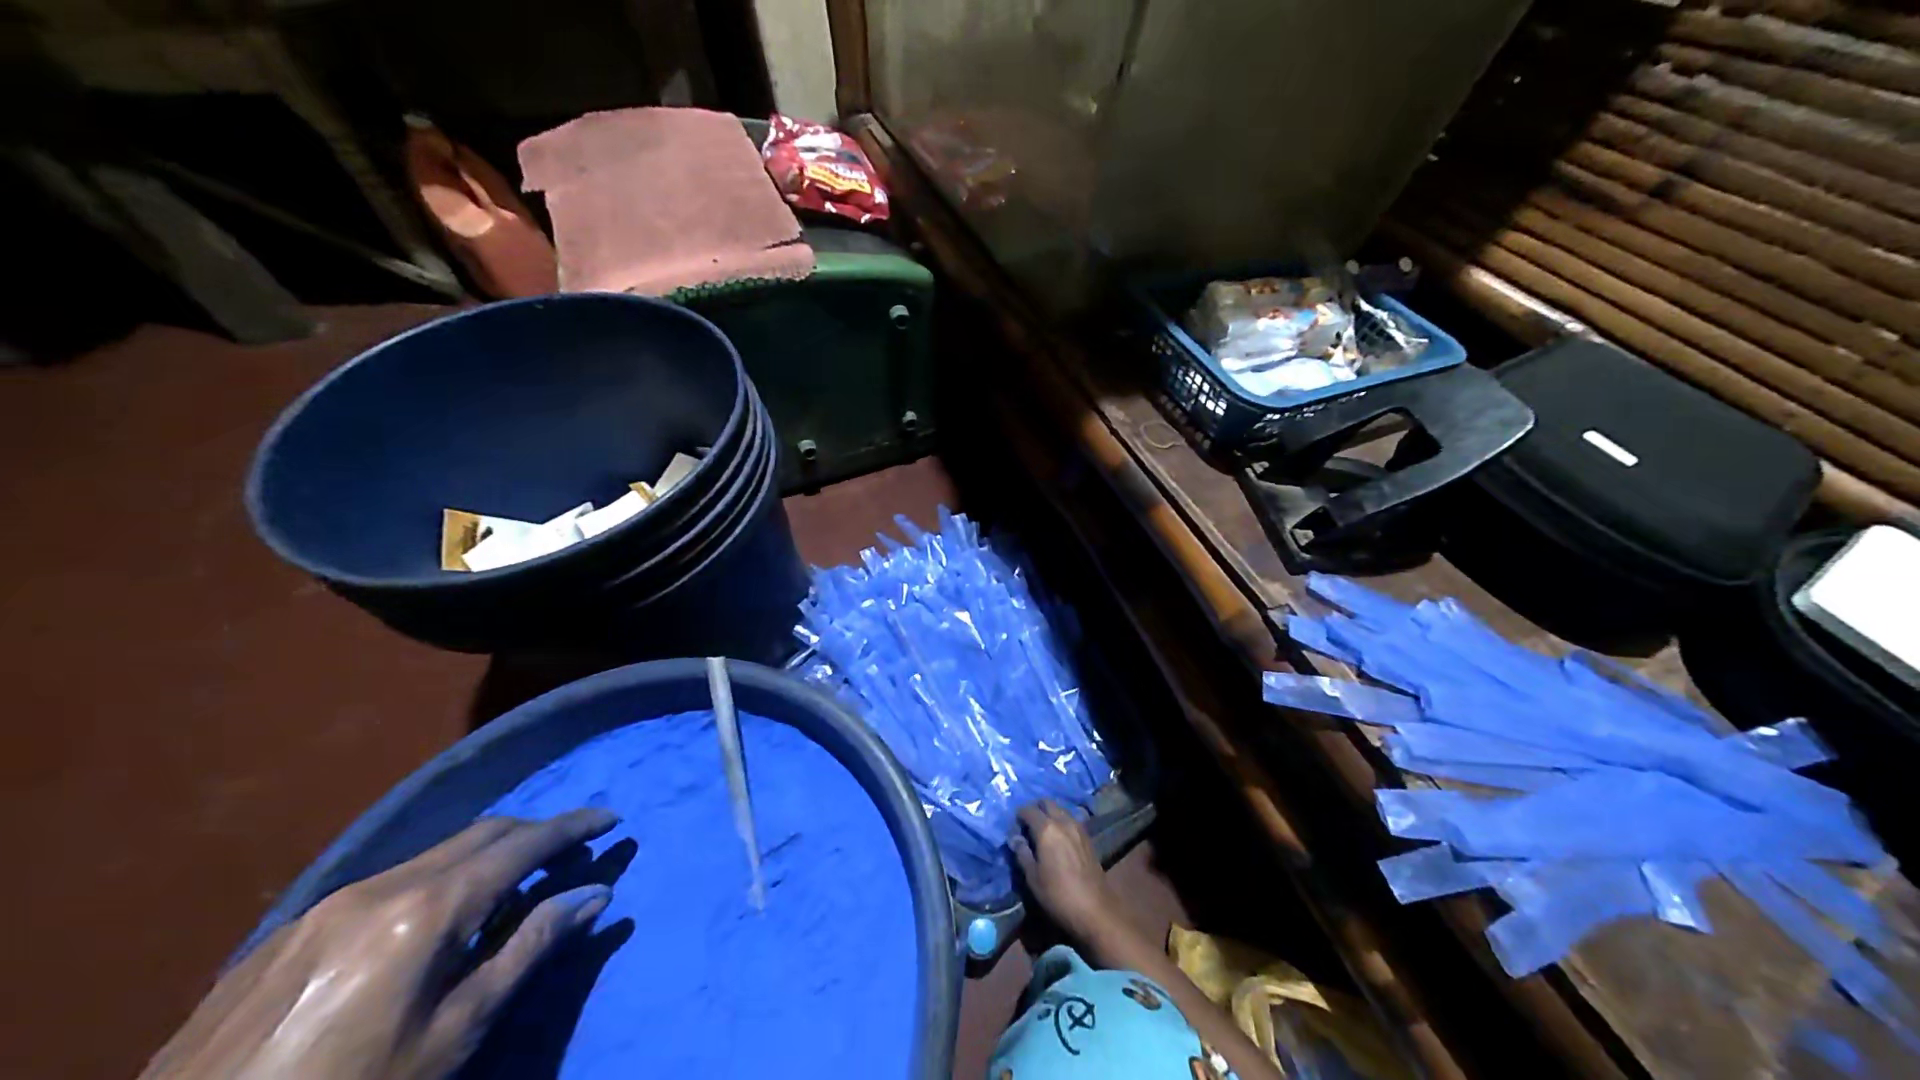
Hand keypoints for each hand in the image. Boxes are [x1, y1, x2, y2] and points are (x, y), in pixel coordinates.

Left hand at [140, 808, 619, 1079]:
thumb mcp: (457, 1031)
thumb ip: (529, 950)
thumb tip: (594, 896)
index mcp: (427, 909)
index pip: (522, 845)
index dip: (574, 828)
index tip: (612, 820)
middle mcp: (382, 885)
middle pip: (481, 833)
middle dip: (535, 834)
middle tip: (572, 855)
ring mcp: (330, 902)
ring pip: (434, 854)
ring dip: (486, 857)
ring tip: (511, 890)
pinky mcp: (293, 927)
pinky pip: (388, 881)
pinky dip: (435, 881)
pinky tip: (431, 925)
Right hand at [1011, 800, 1122, 942]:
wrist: (1094, 909)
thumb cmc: (1058, 894)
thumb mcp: (1032, 877)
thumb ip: (1022, 853)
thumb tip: (1015, 838)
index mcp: (1047, 829)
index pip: (1029, 810)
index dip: (1019, 816)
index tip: (1014, 827)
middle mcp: (1064, 822)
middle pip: (1047, 803)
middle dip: (1036, 808)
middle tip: (1027, 824)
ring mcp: (1079, 828)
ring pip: (1061, 810)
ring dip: (1050, 814)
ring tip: (1042, 831)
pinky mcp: (1088, 837)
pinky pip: (1071, 819)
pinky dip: (1062, 822)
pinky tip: (1058, 837)